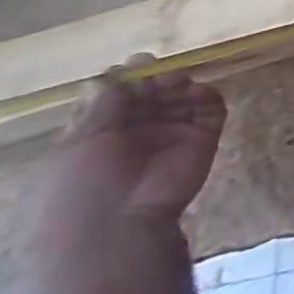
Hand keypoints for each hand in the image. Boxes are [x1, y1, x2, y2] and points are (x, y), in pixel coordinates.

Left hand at [43, 62, 226, 225]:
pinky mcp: (203, 139)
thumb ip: (106, 103)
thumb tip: (117, 69)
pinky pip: (211, 108)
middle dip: (155, 78)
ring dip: (180, 83)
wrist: (120, 226)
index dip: (125, 79)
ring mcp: (172, 134)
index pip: (118, 95)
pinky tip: (196, 93)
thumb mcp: (82, 141)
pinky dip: (206, 95)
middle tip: (158, 74)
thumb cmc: (86, 186)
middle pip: (153, 91)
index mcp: (102, 133)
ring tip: (177, 82)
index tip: (131, 68)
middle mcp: (138, 131)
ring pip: (182, 95)